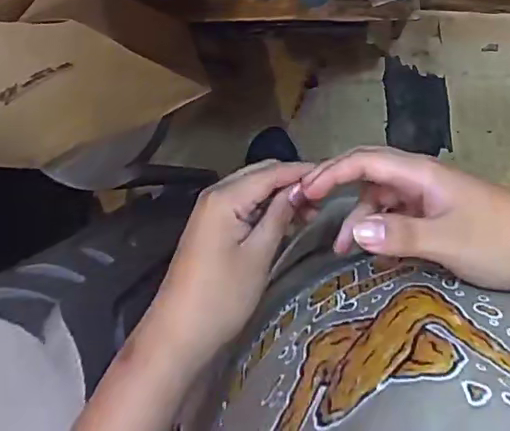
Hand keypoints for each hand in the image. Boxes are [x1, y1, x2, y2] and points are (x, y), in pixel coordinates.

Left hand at [140, 160, 312, 367]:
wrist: (176, 338)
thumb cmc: (220, 298)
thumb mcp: (258, 255)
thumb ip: (280, 214)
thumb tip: (301, 188)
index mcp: (226, 196)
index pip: (272, 171)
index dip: (303, 172)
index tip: (333, 179)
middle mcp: (216, 193)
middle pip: (262, 173)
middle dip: (292, 182)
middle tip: (323, 200)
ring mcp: (211, 209)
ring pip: (254, 188)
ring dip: (280, 195)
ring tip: (309, 213)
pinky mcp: (211, 225)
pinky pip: (244, 203)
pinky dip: (265, 207)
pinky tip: (285, 222)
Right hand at [295, 146, 509, 290]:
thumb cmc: (499, 239)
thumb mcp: (448, 241)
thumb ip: (401, 235)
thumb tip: (353, 230)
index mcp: (421, 172)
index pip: (366, 160)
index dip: (331, 171)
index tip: (303, 191)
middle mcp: (421, 177)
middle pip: (369, 171)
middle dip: (336, 185)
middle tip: (305, 208)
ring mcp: (430, 195)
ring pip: (382, 196)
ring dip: (359, 215)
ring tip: (341, 249)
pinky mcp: (438, 214)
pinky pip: (398, 214)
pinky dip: (380, 228)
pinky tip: (374, 250)